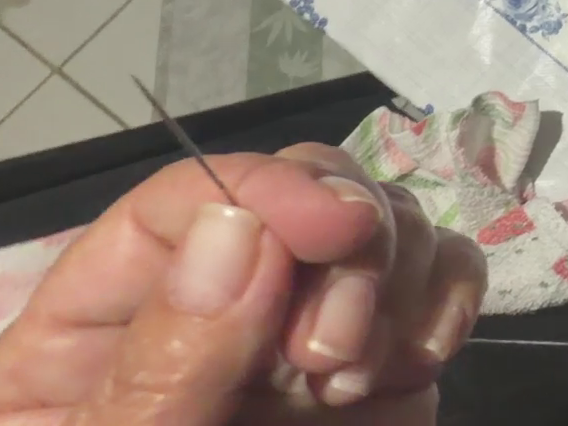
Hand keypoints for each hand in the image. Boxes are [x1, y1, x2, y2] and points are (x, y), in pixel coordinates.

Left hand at [0, 143, 486, 425]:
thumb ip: (163, 370)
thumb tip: (241, 226)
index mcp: (114, 328)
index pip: (189, 200)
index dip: (268, 188)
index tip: (334, 226)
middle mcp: (233, 300)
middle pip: (314, 189)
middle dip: (350, 246)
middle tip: (330, 353)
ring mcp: (323, 318)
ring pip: (394, 217)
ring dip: (401, 275)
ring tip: (357, 379)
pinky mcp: (397, 345)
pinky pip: (450, 268)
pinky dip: (453, 292)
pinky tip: (426, 355)